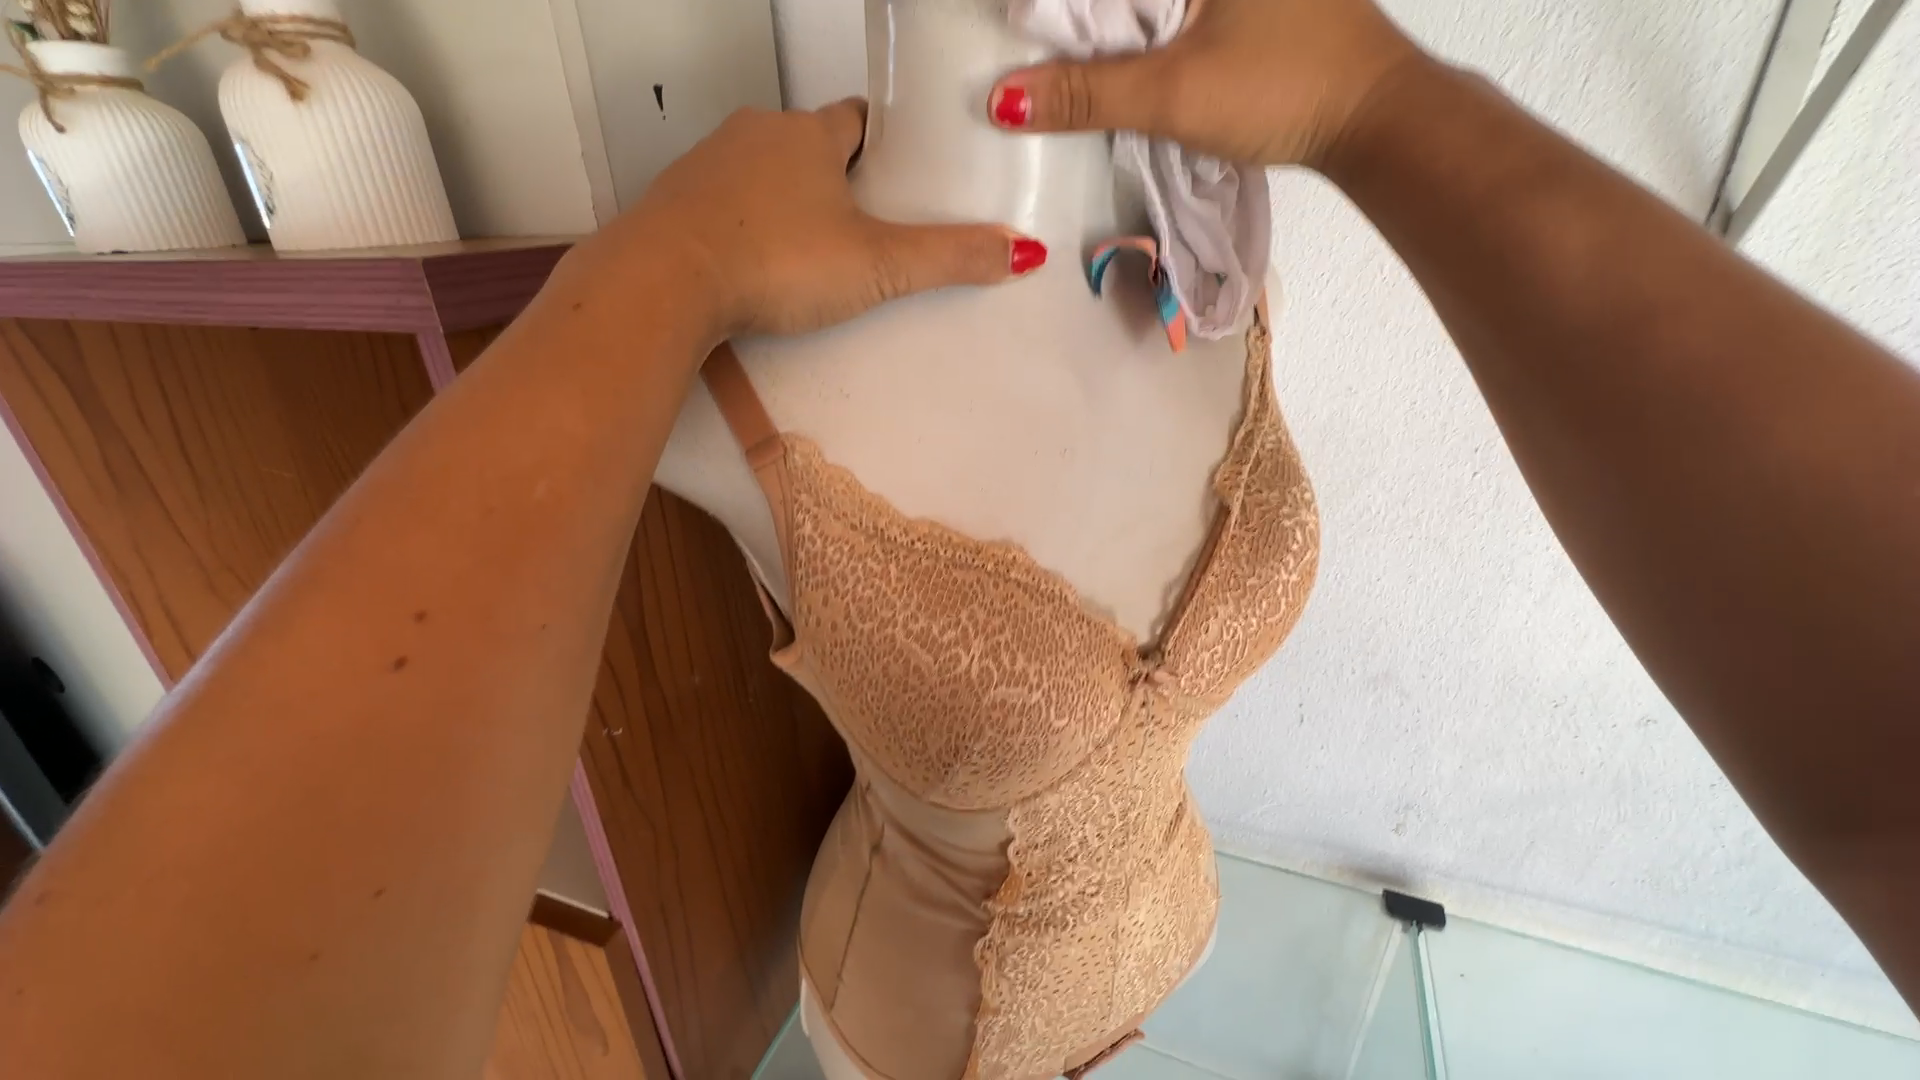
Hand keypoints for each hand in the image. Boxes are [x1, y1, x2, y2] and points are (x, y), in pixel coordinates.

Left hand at [568, 99, 1044, 341]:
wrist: (665, 283)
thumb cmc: (779, 262)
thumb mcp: (877, 265)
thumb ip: (948, 258)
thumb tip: (1025, 252)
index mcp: (809, 135)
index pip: (859, 119)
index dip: (887, 142)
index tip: (905, 169)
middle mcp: (755, 134)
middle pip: (811, 144)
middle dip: (840, 176)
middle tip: (870, 221)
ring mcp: (708, 167)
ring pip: (764, 172)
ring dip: (791, 199)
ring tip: (818, 249)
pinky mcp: (675, 204)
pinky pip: (726, 204)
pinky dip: (748, 224)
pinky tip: (760, 263)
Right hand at [987, 0, 1429, 170]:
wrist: (1371, 114)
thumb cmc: (1280, 89)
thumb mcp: (1172, 94)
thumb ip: (1086, 93)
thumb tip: (1002, 100)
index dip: (1050, 11)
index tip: (1016, 32)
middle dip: (1077, 20)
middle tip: (1034, 49)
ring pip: (1145, 0)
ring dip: (1106, 24)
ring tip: (1061, 57)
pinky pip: (1171, 6)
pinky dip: (1141, 25)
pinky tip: (1115, 54)